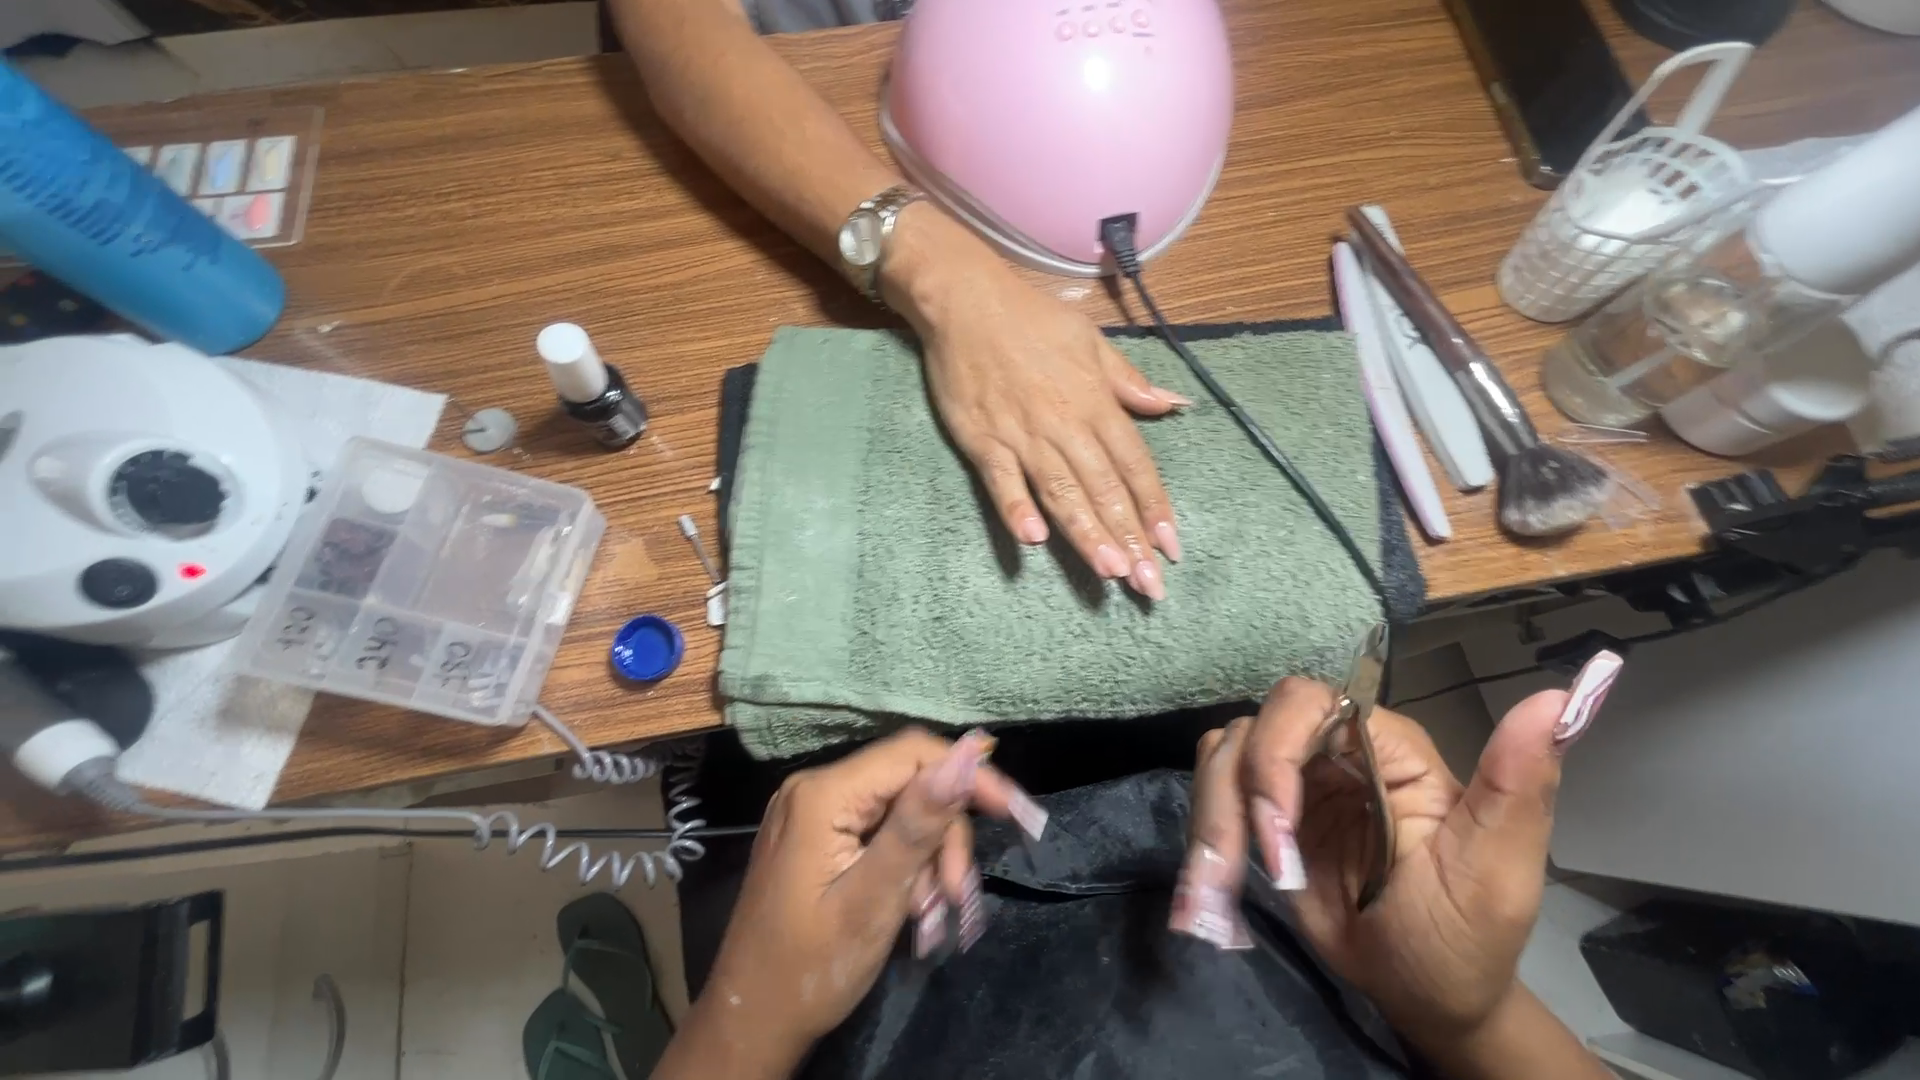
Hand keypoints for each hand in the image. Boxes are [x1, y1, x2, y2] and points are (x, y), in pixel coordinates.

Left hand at [667, 729, 1044, 1076]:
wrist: (752, 1023)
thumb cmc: (810, 969)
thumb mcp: (874, 899)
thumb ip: (918, 824)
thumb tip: (969, 753)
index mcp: (822, 794)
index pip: (914, 754)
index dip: (969, 776)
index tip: (1016, 813)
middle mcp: (815, 787)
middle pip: (910, 784)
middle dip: (945, 838)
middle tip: (958, 897)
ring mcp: (813, 811)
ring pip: (901, 811)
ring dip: (929, 860)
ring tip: (933, 917)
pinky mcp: (817, 835)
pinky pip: (880, 832)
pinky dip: (906, 867)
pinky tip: (913, 909)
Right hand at [885, 211, 1189, 600]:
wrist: (967, 301)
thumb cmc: (1033, 319)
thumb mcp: (1092, 340)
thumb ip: (1129, 382)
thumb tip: (1175, 406)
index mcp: (1095, 402)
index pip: (1134, 465)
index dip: (1154, 508)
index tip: (1171, 547)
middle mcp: (1065, 425)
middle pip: (1103, 489)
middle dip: (1129, 538)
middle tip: (1147, 585)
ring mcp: (1022, 436)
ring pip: (1061, 493)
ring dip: (1088, 534)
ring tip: (1111, 573)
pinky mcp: (983, 442)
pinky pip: (1001, 482)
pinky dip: (1016, 509)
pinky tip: (1033, 541)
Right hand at [1175, 657, 1618, 1046]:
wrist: (1417, 997)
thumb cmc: (1464, 941)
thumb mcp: (1495, 874)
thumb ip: (1518, 787)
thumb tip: (1553, 699)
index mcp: (1387, 748)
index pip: (1309, 703)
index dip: (1277, 753)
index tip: (1276, 830)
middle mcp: (1332, 750)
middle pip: (1254, 728)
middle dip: (1239, 796)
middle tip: (1253, 867)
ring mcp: (1292, 781)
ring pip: (1221, 758)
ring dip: (1214, 824)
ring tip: (1218, 891)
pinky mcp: (1259, 814)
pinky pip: (1209, 796)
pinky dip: (1202, 839)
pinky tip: (1208, 890)